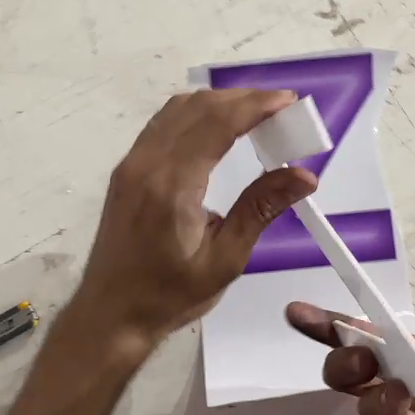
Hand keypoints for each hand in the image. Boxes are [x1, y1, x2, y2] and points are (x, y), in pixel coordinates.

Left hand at [71, 90, 318, 346]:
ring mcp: (131, 164)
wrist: (110, 314)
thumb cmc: (168, 296)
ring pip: (177, 110)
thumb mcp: (224, 260)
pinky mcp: (126, 170)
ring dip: (218, 103)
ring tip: (256, 115)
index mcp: (171, 185)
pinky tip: (217, 127)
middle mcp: (146, 163)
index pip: (217, 123)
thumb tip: (304, 175)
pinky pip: (162, 125)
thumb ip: (260, 210)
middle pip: (198, 107)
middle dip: (242, 99)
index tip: (288, 101)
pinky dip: (194, 114)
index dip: (255, 105)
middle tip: (281, 109)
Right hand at [286, 302, 414, 414]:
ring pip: (361, 403)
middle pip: (349, 369)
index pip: (367, 340)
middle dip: (344, 359)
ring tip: (403, 401)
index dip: (330, 326)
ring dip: (374, 395)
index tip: (296, 313)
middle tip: (363, 364)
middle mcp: (399, 393)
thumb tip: (396, 341)